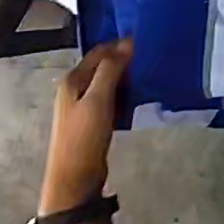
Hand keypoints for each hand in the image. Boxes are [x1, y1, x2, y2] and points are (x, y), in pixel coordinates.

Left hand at [41, 39, 131, 213]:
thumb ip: (111, 70)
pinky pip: (110, 100)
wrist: (75, 180)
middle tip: (150, 61)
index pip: (99, 52)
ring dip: (126, 80)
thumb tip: (127, 43)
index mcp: (72, 80)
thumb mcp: (99, 100)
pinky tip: (138, 100)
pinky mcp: (92, 120)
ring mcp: (82, 105)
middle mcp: (75, 88)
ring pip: (108, 84)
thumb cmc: (85, 137)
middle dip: (125, 63)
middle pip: (103, 67)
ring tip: (148, 78)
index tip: (145, 44)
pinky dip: (124, 97)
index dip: (120, 46)